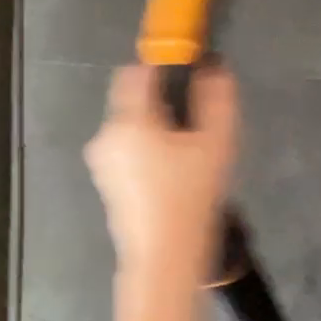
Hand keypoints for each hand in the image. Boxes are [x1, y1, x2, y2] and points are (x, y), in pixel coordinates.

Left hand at [84, 63, 239, 262]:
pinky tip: (174, 173)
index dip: (161, 63)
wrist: (165, 257)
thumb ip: (217, 97)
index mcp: (129, 120)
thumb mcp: (217, 141)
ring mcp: (103, 162)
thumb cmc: (191, 195)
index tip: (186, 69)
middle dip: (164, 101)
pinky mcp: (107, 183)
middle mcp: (107, 136)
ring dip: (157, 127)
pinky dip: (149, 150)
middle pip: (134, 99)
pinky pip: (129, 149)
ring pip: (132, 127)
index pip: (136, 71)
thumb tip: (214, 67)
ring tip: (189, 151)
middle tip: (196, 120)